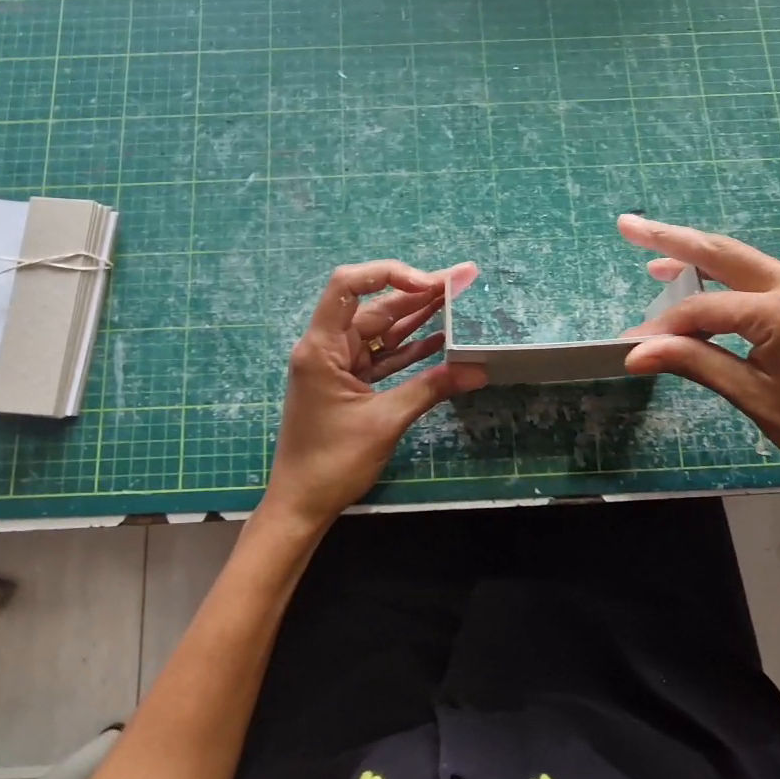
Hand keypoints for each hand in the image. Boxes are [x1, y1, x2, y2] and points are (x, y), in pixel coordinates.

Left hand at [263, 260, 488, 530]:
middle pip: (374, 306)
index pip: (348, 286)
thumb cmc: (332, 462)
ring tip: (458, 299)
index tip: (428, 283)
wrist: (302, 504)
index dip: (388, 274)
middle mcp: (327, 348)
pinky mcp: (349, 384)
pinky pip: (383, 356)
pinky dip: (410, 348)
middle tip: (462, 279)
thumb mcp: (385, 421)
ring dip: (418, 317)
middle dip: (418, 292)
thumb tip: (477, 370)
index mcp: (322, 347)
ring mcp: (338, 366)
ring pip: (381, 331)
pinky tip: (441, 338)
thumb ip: (430, 388)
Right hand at [617, 215, 779, 518]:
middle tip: (629, 226)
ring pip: (749, 265)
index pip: (705, 307)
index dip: (664, 324)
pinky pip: (771, 282)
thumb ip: (695, 362)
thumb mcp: (753, 397)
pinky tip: (712, 290)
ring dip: (703, 260)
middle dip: (673, 239)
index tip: (633, 343)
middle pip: (726, 254)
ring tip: (658, 261)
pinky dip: (734, 281)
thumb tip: (636, 352)